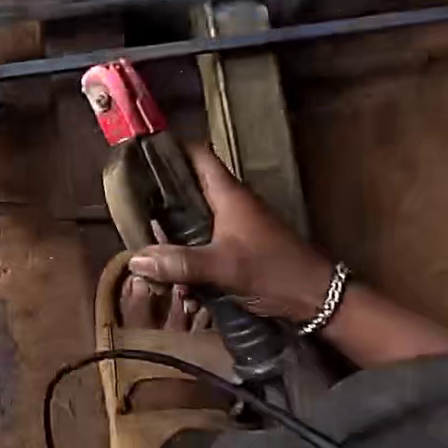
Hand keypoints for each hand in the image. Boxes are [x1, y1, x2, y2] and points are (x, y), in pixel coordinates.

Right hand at [128, 146, 335, 322]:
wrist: (316, 297)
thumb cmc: (273, 270)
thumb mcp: (222, 267)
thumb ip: (179, 262)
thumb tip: (136, 258)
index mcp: (228, 193)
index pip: (197, 154)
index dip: (170, 149)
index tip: (139, 155)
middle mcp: (229, 203)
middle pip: (188, 188)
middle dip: (161, 199)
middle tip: (131, 207)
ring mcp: (234, 226)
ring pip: (193, 220)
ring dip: (173, 236)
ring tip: (148, 249)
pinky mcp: (237, 247)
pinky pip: (203, 244)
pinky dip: (189, 257)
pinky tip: (178, 280)